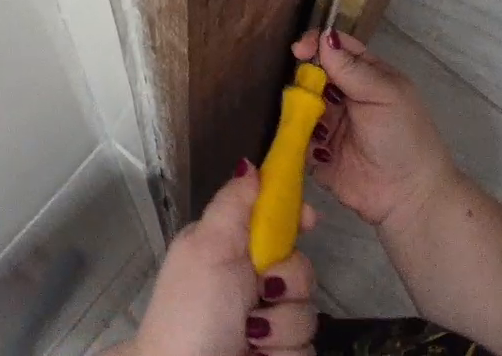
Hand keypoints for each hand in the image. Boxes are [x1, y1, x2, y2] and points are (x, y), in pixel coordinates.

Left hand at [113, 165, 319, 355]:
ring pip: (308, 310)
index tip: (309, 220)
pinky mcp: (281, 355)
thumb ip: (233, 204)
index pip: (274, 221)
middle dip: (288, 279)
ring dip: (283, 324)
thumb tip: (252, 164)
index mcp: (230, 249)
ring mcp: (268, 324)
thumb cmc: (192, 310)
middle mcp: (251, 283)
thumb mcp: (206, 246)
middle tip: (262, 290)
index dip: (296, 217)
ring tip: (252, 337)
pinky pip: (306, 347)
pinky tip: (259, 355)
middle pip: (301, 265)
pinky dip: (283, 352)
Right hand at [294, 29, 457, 229]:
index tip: (300, 50)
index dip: (318, 45)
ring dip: (297, 106)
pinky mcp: (315, 153)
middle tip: (304, 88)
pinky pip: (294, 136)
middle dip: (304, 77)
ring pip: (301, 104)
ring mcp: (328, 124)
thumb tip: (325, 37)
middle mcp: (344, 97)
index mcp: (366, 77)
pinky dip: (290, 133)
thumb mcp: (383, 95)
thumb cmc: (403, 137)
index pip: (337, 50)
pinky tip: (294, 136)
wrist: (408, 197)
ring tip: (305, 117)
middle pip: (313, 75)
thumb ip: (351, 69)